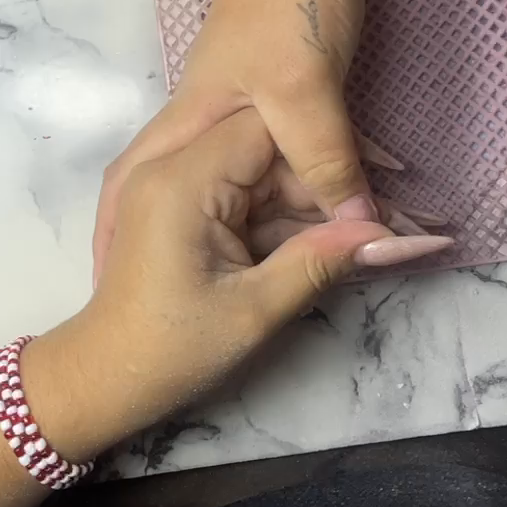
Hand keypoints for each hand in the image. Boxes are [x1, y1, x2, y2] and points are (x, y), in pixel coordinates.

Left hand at [29, 109, 450, 461]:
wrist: (108, 377)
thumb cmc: (176, 347)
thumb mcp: (257, 307)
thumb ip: (324, 260)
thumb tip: (398, 238)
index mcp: (181, 180)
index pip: (265, 129)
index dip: (320, 156)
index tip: (366, 195)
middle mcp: (168, 166)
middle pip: (259, 149)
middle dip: (314, 188)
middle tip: (367, 228)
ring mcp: (165, 182)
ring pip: (250, 171)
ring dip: (297, 206)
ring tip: (345, 242)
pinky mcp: (171, 202)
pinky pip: (232, 191)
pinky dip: (271, 216)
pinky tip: (308, 243)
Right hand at [95, 0, 374, 277]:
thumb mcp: (303, 85)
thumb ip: (322, 159)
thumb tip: (353, 235)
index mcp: (187, 130)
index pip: (127, 196)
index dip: (115, 248)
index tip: (117, 305)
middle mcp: (201, 131)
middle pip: (187, 206)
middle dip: (193, 258)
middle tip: (208, 316)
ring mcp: (236, 117)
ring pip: (243, 190)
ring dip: (267, 231)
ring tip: (273, 286)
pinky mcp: (274, 104)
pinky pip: (281, 168)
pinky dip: (303, 196)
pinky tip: (326, 219)